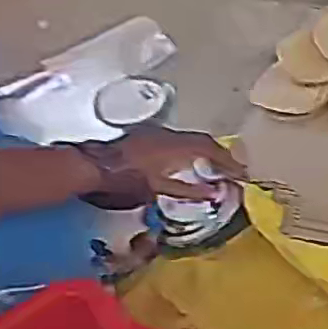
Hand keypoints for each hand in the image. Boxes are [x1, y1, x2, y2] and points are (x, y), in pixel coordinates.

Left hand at [113, 127, 245, 197]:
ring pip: (188, 139)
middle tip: (232, 169)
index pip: (212, 150)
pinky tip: (188, 162)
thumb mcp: (161, 189)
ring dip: (204, 151)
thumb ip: (190, 191)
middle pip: (201, 141)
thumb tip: (216, 193)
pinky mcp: (141, 139)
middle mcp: (166, 136)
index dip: (230, 162)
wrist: (84, 169)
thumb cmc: (124, 180)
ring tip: (214, 166)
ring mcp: (151, 135)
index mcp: (175, 147)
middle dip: (220, 155)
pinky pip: (175, 141)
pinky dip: (189, 151)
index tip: (243, 175)